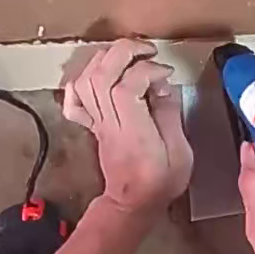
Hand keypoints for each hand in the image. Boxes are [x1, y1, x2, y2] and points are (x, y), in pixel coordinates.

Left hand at [62, 39, 192, 213]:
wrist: (132, 204)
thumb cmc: (159, 182)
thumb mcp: (179, 151)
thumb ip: (170, 114)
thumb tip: (163, 84)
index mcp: (132, 131)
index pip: (125, 86)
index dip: (146, 70)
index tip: (165, 73)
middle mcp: (109, 123)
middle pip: (100, 76)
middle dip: (123, 52)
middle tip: (147, 50)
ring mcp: (97, 123)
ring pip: (85, 81)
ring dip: (105, 59)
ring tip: (128, 55)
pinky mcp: (93, 125)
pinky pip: (75, 101)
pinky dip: (81, 82)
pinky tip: (99, 75)